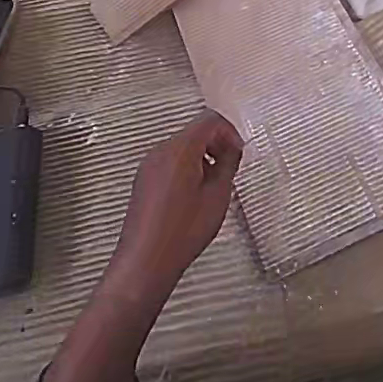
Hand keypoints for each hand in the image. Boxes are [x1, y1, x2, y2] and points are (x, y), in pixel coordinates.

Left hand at [110, 112, 243, 291]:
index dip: (229, 132)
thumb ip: (228, 164)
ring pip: (182, 148)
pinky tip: (195, 195)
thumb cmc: (182, 231)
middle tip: (231, 166)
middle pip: (194, 132)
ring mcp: (149, 166)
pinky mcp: (144, 180)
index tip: (238, 151)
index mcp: (179, 150)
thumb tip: (232, 149)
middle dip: (216, 144)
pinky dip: (187, 168)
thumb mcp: (217, 195)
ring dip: (202, 157)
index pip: (208, 121)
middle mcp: (160, 152)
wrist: (146, 260)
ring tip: (215, 184)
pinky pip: (170, 162)